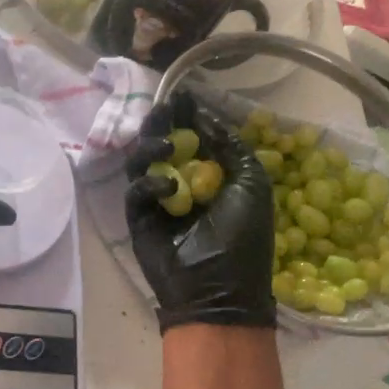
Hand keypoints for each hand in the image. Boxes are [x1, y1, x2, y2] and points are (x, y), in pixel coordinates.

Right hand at [126, 93, 276, 330]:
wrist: (220, 292)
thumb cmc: (243, 239)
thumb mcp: (251, 185)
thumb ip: (232, 149)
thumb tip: (208, 119)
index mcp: (211, 176)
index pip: (193, 137)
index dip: (188, 116)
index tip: (182, 96)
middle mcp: (182, 184)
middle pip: (162, 143)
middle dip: (162, 123)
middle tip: (164, 108)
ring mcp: (158, 202)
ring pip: (142, 163)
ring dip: (151, 148)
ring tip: (166, 145)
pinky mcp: (139, 219)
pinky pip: (136, 192)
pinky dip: (149, 185)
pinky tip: (167, 187)